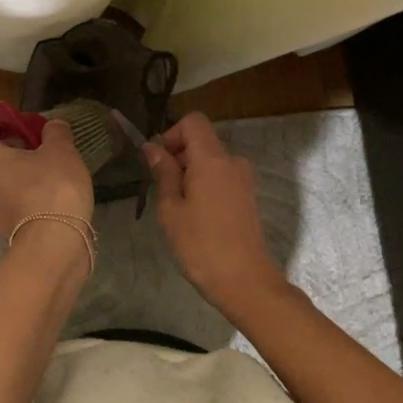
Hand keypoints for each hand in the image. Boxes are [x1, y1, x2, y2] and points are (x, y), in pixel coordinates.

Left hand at [0, 119, 94, 237]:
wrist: (54, 240)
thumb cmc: (52, 185)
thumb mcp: (61, 150)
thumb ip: (56, 132)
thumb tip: (54, 125)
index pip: (7, 143)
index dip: (31, 144)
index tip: (51, 152)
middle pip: (6, 169)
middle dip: (28, 169)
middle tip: (55, 171)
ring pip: (10, 193)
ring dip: (28, 191)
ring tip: (56, 193)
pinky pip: (16, 214)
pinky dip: (30, 212)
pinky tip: (51, 212)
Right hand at [144, 112, 285, 298]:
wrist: (244, 281)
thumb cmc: (200, 244)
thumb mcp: (171, 209)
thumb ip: (164, 173)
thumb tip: (153, 148)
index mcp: (212, 159)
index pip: (193, 122)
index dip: (172, 135)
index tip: (160, 163)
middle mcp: (233, 162)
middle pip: (202, 141)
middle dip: (179, 157)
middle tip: (164, 191)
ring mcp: (244, 180)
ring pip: (211, 162)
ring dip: (191, 174)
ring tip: (179, 208)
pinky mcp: (248, 197)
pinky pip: (222, 178)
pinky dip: (205, 186)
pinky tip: (198, 217)